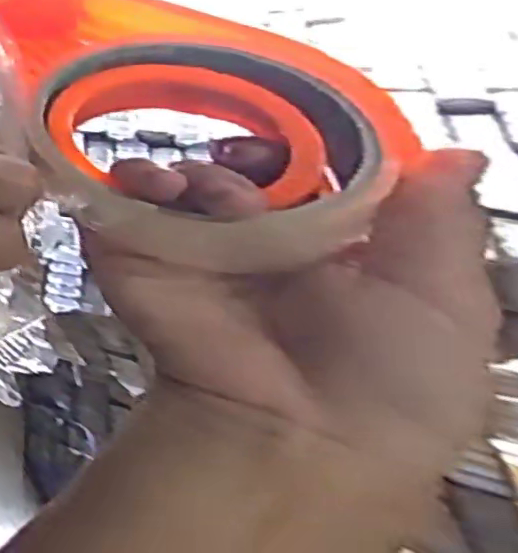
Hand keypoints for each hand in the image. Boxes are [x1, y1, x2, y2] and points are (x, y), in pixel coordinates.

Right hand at [93, 148, 497, 481]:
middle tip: (249, 167)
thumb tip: (455, 154)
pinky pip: (111, 197)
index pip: (299, 174)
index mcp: (317, 240)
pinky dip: (124, 178)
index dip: (299, 148)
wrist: (294, 423)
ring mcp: (181, 240)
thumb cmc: (388, 372)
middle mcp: (246, 234)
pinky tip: (153, 187)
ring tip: (197, 193)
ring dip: (184, 169)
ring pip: (170, 175)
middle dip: (241, 155)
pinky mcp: (127, 246)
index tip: (301, 143)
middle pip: (230, 168)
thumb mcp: (441, 302)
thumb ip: (438, 226)